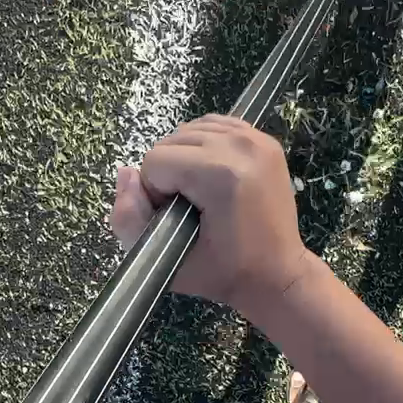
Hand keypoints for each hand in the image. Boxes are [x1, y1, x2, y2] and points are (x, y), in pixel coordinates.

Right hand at [108, 115, 315, 314]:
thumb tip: (125, 174)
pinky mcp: (263, 140)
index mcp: (220, 174)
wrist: (277, 275)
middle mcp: (240, 146)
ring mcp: (255, 139)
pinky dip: (204, 148)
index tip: (176, 222)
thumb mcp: (165, 258)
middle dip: (169, 176)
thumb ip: (129, 220)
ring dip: (184, 161)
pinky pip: (214, 126)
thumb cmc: (224, 275)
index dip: (155, 195)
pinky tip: (211, 179)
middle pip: (170, 142)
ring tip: (200, 197)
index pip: (154, 161)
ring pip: (189, 131)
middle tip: (189, 212)